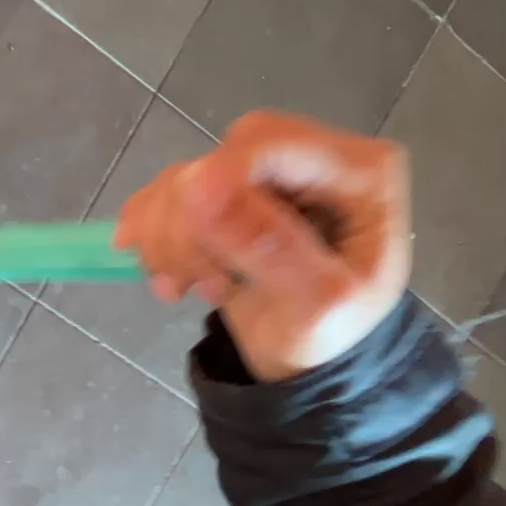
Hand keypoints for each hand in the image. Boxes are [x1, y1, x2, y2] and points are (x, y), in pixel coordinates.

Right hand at [114, 111, 409, 382]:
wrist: (305, 360)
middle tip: (192, 287)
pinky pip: (166, 196)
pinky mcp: (224, 197)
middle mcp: (309, 159)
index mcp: (356, 171)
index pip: (263, 145)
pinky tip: (163, 276)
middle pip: (219, 158)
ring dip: (164, 239)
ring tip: (179, 288)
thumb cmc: (323, 334)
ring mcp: (262, 177)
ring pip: (184, 178)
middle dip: (186, 226)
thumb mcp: (313, 303)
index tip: (195, 264)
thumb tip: (199, 182)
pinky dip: (149, 237)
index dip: (209, 194)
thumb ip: (266, 243)